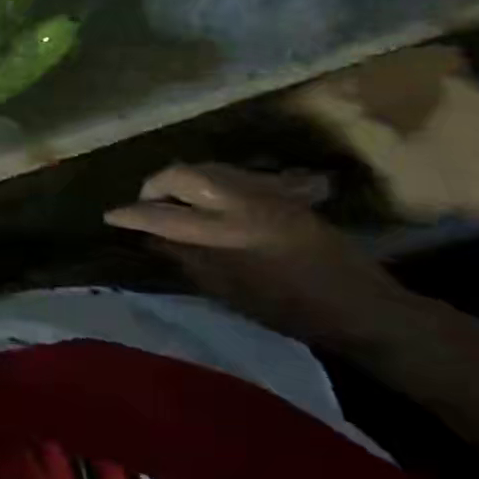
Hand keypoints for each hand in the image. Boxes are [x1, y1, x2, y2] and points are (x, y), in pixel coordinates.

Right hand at [105, 163, 412, 345]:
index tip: (111, 216)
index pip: (162, 214)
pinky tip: (216, 199)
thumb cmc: (291, 310)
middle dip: (155, 186)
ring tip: (177, 201)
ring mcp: (267, 193)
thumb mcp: (227, 291)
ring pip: (207, 168)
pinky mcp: (286, 194)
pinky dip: (217, 182)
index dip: (132, 215)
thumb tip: (151, 237)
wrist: (367, 310)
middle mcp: (243, 202)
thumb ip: (185, 258)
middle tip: (147, 206)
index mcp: (226, 231)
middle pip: (180, 175)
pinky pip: (239, 175)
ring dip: (183, 181)